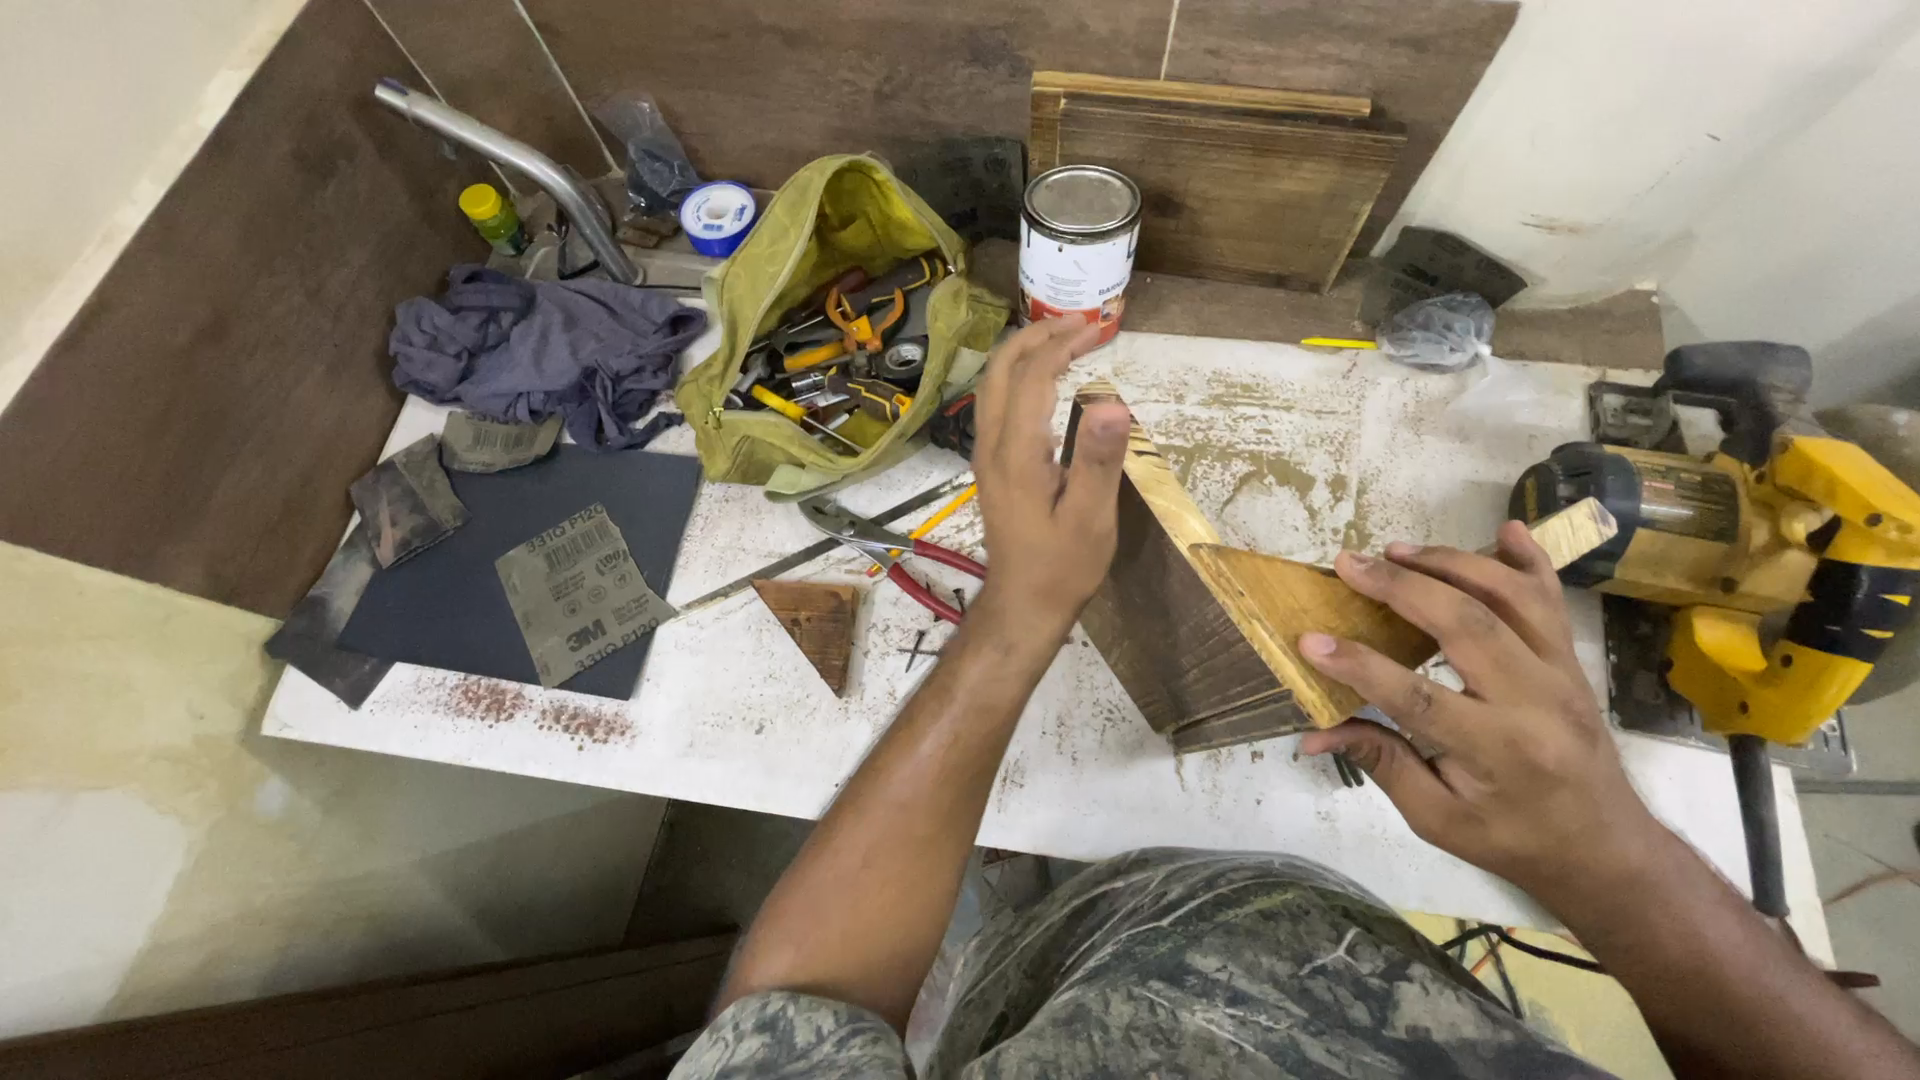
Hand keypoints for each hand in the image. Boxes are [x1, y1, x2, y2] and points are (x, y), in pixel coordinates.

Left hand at [970, 318, 1128, 631]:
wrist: (1022, 603)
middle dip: (1037, 336)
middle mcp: (991, 446)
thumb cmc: (1061, 567)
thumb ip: (1097, 460)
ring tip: (1063, 337)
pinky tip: (1044, 379)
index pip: (1032, 377)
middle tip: (1081, 322)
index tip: (1097, 327)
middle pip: (1000, 370)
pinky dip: (1019, 376)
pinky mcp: (991, 466)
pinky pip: (996, 404)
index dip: (1063, 344)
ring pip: (992, 385)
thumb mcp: (1090, 519)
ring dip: (1023, 353)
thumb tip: (1111, 403)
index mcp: (1016, 453)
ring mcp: (985, 455)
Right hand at [1296, 522, 1663, 897]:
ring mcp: (1562, 673)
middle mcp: (1537, 701)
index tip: (1310, 640)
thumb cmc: (1513, 839)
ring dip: (1450, 563)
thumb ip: (1380, 764)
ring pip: (1510, 597)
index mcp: (1499, 751)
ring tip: (1396, 550)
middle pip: (1467, 624)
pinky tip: (1505, 530)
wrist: (1608, 849)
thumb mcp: (1438, 818)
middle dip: (1400, 587)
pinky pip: (1552, 599)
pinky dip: (1529, 560)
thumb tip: (1312, 733)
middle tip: (1348, 564)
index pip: (1418, 697)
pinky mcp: (1571, 661)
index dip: (1359, 665)